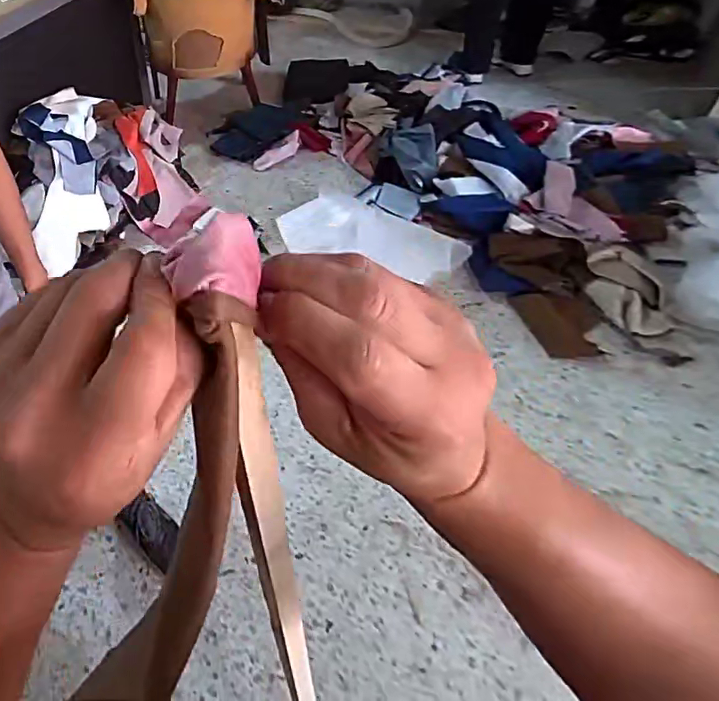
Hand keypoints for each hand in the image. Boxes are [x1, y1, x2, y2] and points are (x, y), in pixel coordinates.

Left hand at [0, 250, 201, 551]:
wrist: (21, 496)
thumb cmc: (103, 474)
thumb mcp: (159, 438)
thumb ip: (181, 367)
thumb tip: (182, 295)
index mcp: (94, 444)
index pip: (142, 344)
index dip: (162, 300)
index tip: (172, 278)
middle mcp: (37, 405)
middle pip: (93, 299)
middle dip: (128, 269)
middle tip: (148, 265)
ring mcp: (2, 373)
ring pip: (64, 288)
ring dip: (99, 278)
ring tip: (117, 294)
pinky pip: (38, 294)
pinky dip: (68, 292)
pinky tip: (79, 314)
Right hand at [258, 253, 495, 503]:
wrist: (461, 442)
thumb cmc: (389, 449)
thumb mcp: (331, 429)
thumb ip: (299, 370)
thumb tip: (265, 315)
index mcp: (423, 409)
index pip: (358, 352)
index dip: (299, 320)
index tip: (257, 310)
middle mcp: (447, 356)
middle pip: (367, 298)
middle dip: (300, 281)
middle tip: (259, 283)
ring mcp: (448, 319)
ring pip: (370, 274)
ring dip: (312, 267)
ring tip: (277, 275)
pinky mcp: (438, 296)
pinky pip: (375, 270)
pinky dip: (331, 268)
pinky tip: (308, 279)